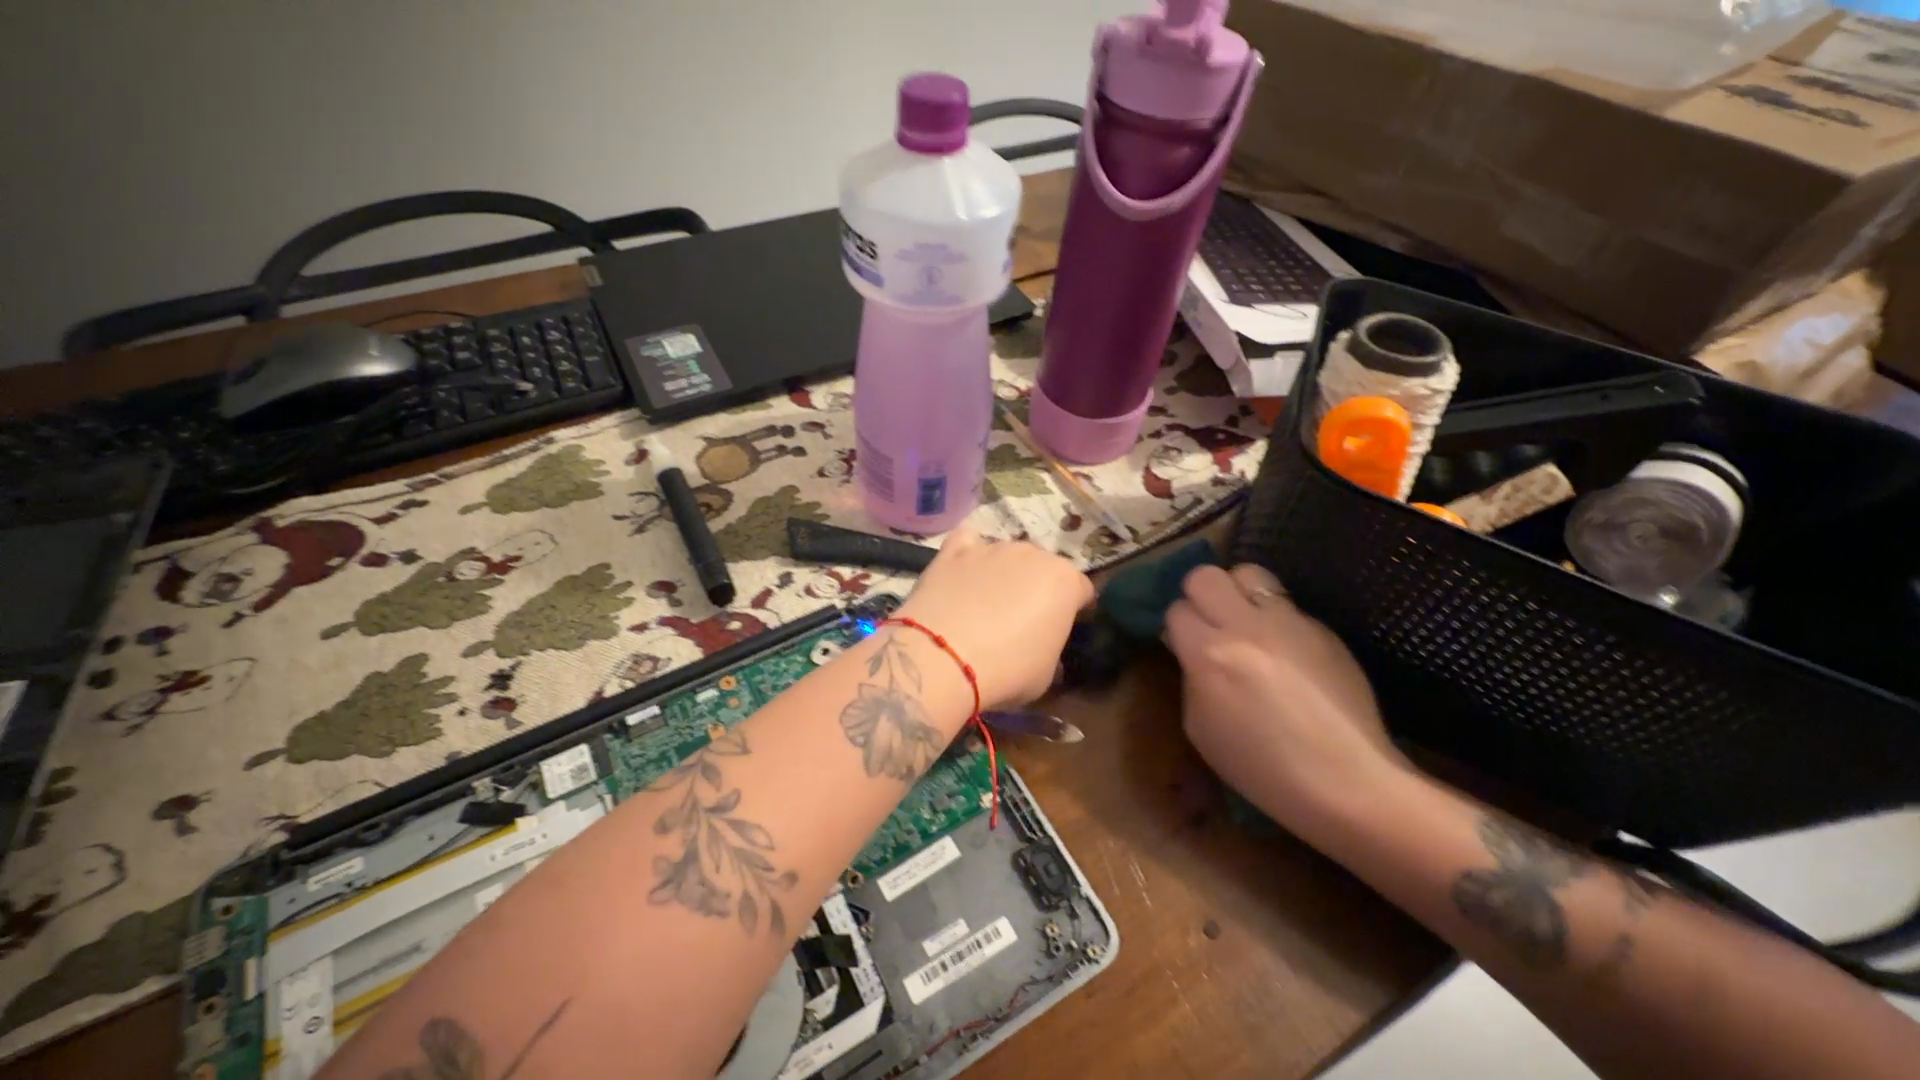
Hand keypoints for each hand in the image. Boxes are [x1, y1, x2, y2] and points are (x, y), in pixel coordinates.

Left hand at [897, 528, 1094, 708]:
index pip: (1082, 589)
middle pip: (1043, 567)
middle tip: (1022, 620)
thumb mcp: (1046, 675)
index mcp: (1065, 581)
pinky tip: (962, 572)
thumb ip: (1051, 651)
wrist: (944, 657)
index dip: (1075, 609)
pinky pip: (967, 542)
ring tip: (985, 603)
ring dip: (1003, 573)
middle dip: (1037, 588)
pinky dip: (968, 553)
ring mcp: (991, 548)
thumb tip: (1041, 647)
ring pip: (1006, 555)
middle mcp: (1032, 554)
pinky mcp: (953, 551)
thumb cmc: (1008, 669)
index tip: (1063, 627)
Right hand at [1164, 564, 1409, 826]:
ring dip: (1240, 594)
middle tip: (1210, 624)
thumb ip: (1192, 678)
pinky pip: (1288, 607)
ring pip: (1251, 574)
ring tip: (1247, 625)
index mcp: (1210, 654)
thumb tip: (1192, 649)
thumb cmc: (1262, 768)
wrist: (1346, 780)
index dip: (1178, 628)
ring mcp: (1291, 622)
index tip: (1184, 645)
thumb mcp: (1201, 728)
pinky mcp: (1323, 629)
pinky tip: (1289, 657)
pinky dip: (1278, 622)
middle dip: (1201, 596)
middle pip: (1206, 575)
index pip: (1177, 609)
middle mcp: (1248, 626)